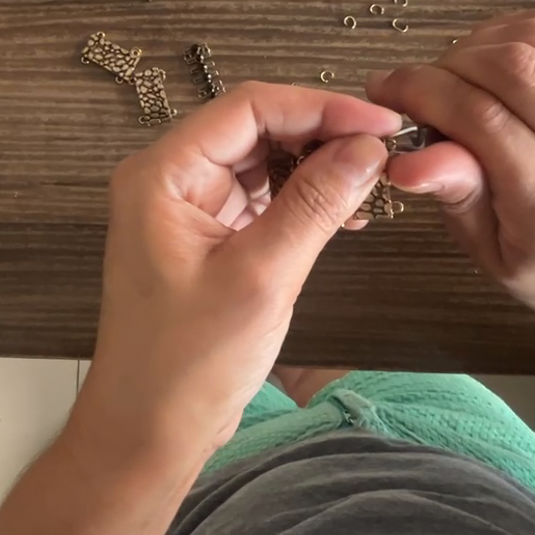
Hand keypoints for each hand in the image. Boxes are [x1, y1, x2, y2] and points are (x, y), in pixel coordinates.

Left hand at [75, 83, 399, 465]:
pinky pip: (258, 198)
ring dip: (314, 167)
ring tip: (372, 182)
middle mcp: (168, 178)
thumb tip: (368, 147)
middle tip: (385, 152)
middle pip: (253, 129)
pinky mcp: (203, 235)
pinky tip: (343, 211)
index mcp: (162, 173)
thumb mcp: (261, 276)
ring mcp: (185, 207)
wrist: (149, 428)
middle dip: (320, 134)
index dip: (319, 106)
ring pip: (259, 161)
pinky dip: (299, 199)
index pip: (247, 108)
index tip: (382, 123)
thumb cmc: (189, 361)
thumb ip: (315, 204)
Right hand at [367, 8, 534, 336]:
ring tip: (452, 75)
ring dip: (479, 44)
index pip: (485, 120)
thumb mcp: (483, 246)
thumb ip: (454, 194)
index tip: (383, 90)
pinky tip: (486, 62)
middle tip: (420, 85)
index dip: (424, 92)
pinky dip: (510, 33)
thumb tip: (403, 161)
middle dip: (449, 63)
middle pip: (519, 67)